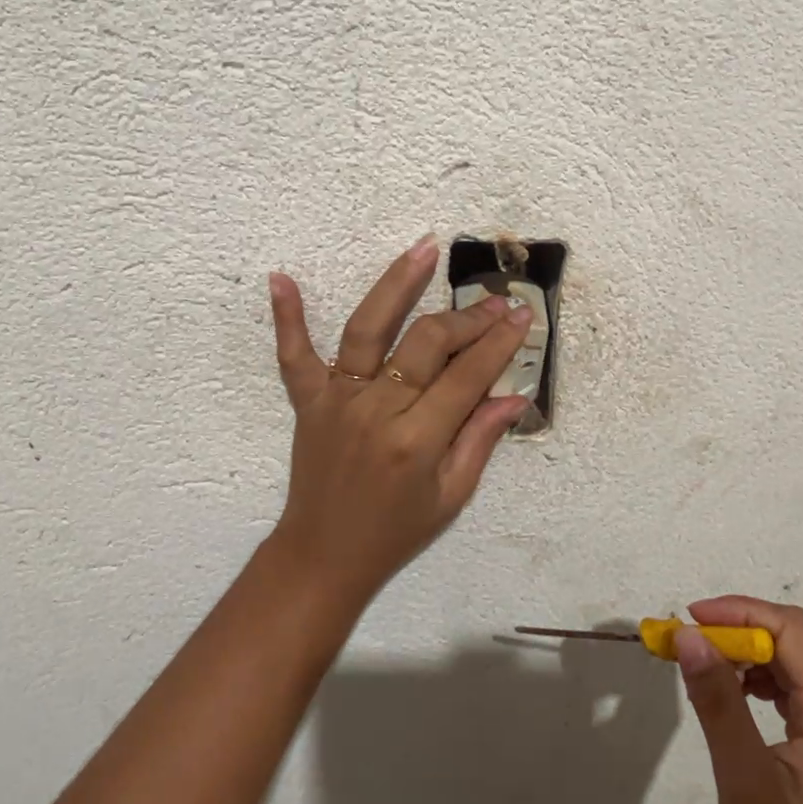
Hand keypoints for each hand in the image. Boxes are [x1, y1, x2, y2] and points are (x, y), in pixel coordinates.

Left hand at [264, 234, 533, 594]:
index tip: (521, 316)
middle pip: (426, 344)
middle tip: (495, 299)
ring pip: (369, 330)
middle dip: (467, 317)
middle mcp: (376, 412)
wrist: (323, 555)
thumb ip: (481, 440)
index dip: (499, 342)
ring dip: (397, 284)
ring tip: (424, 248)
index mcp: (416, 442)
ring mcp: (337, 402)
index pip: (467, 376)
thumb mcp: (451, 497)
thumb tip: (515, 394)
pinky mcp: (309, 402)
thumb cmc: (395, 532)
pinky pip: (294, 356)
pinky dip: (287, 317)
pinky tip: (281, 278)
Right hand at [675, 596, 802, 803]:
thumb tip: (688, 635)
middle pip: (797, 644)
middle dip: (739, 633)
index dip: (738, 612)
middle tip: (687, 644)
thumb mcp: (744, 777)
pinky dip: (765, 685)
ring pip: (799, 667)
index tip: (687, 619)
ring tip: (704, 671)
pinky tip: (736, 699)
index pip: (791, 630)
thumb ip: (717, 701)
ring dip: (750, 658)